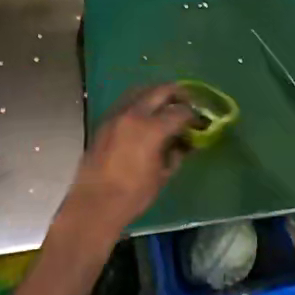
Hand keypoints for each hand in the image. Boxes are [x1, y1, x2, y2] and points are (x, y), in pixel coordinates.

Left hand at [54, 85, 194, 250]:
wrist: (94, 204)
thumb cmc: (133, 195)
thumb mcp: (163, 175)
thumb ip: (177, 153)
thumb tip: (185, 143)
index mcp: (152, 128)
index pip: (180, 111)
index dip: (194, 116)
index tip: (200, 124)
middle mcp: (134, 114)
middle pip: (161, 90)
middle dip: (178, 95)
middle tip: (188, 105)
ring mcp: (116, 115)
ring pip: (141, 91)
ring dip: (157, 95)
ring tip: (167, 107)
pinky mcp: (105, 122)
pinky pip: (127, 103)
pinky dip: (141, 103)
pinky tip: (146, 118)